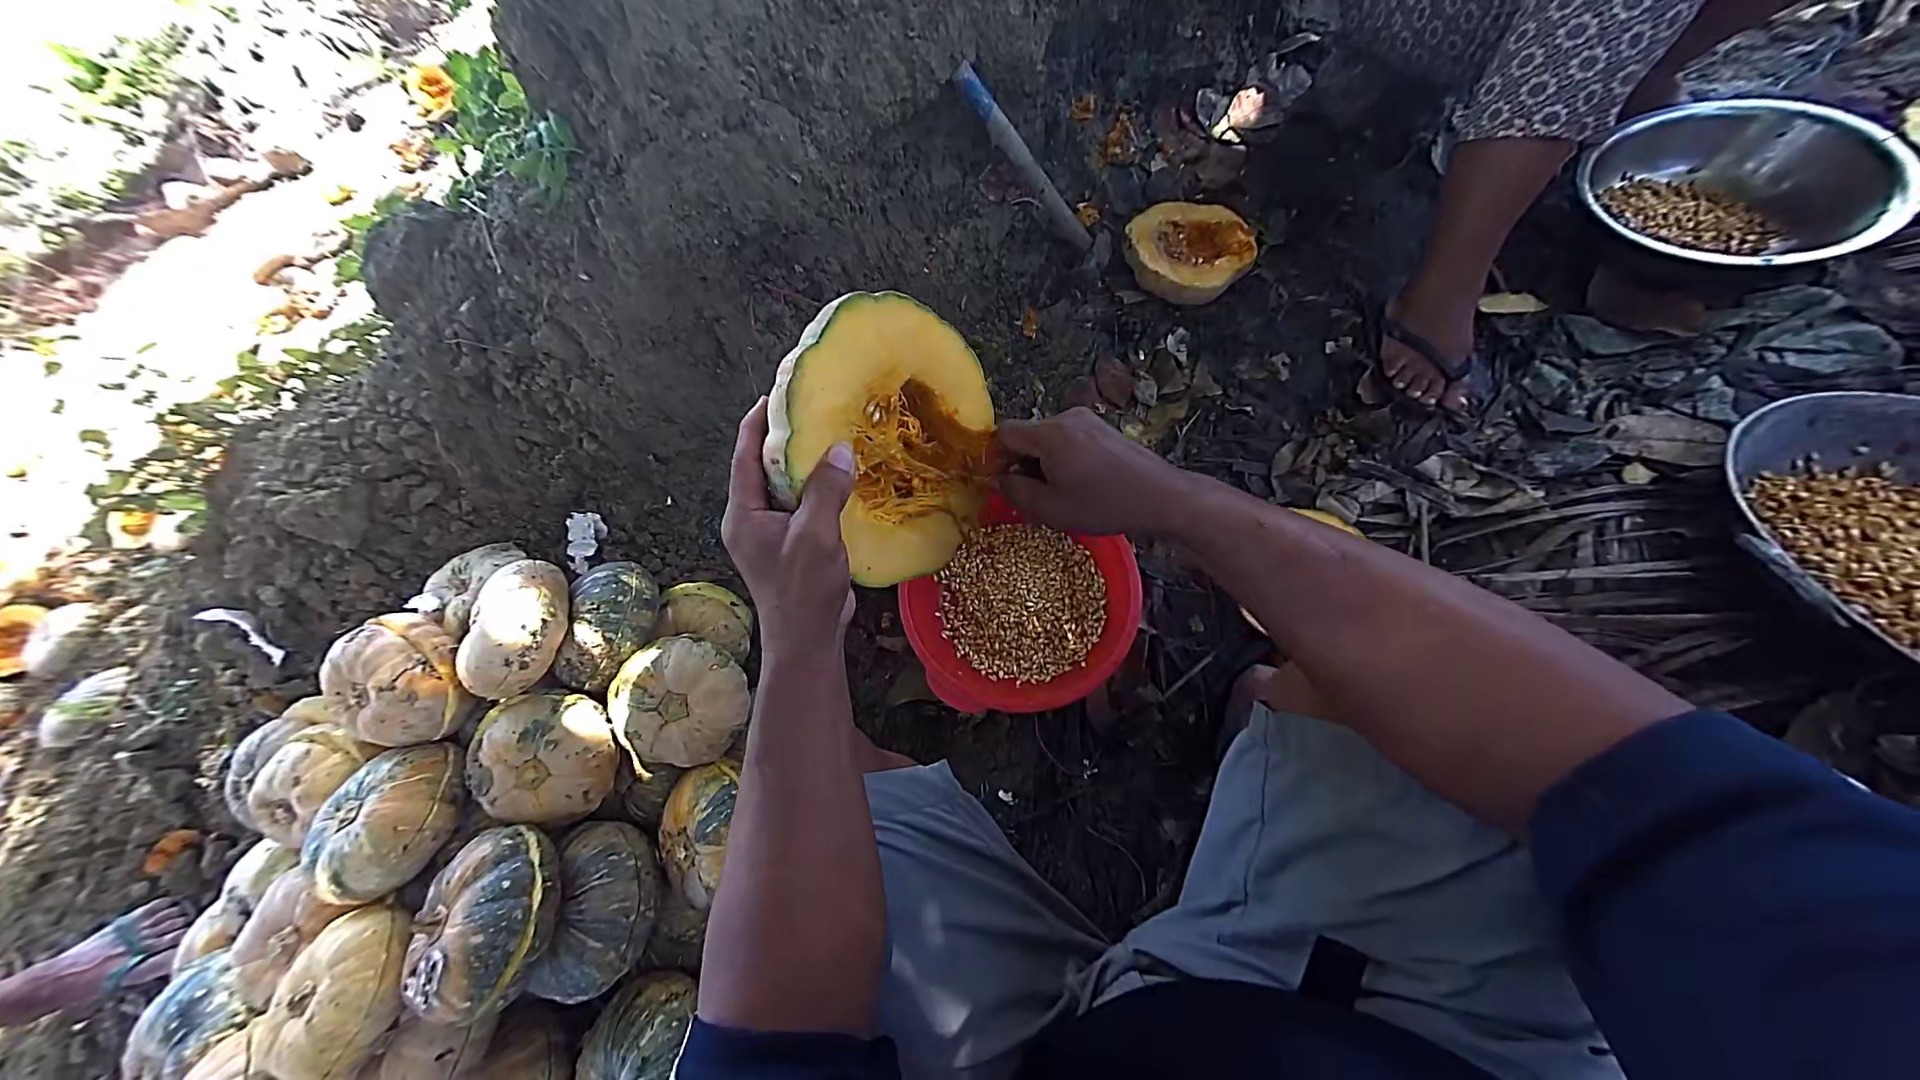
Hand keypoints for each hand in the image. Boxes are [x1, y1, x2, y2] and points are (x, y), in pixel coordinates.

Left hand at [722, 398, 856, 657]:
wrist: (808, 638)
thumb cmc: (803, 590)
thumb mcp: (815, 535)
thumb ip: (825, 490)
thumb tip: (840, 449)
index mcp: (743, 514)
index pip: (745, 456)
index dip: (758, 423)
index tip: (776, 395)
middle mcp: (751, 520)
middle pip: (763, 468)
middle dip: (785, 440)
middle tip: (811, 412)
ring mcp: (771, 534)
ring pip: (785, 488)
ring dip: (805, 466)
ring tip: (830, 438)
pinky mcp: (791, 545)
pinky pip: (802, 507)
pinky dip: (818, 490)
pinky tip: (841, 479)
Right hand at [996, 408, 1197, 535]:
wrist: (1161, 497)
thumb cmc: (1105, 505)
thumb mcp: (1051, 508)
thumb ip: (1015, 492)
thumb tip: (998, 481)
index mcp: (1050, 434)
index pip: (1005, 433)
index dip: (997, 458)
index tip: (1005, 484)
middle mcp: (1067, 418)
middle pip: (1027, 435)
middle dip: (1022, 464)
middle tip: (1033, 496)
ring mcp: (1088, 420)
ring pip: (1048, 439)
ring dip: (1044, 464)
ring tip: (1059, 494)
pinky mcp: (1103, 429)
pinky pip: (1068, 440)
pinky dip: (1063, 460)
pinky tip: (1079, 485)